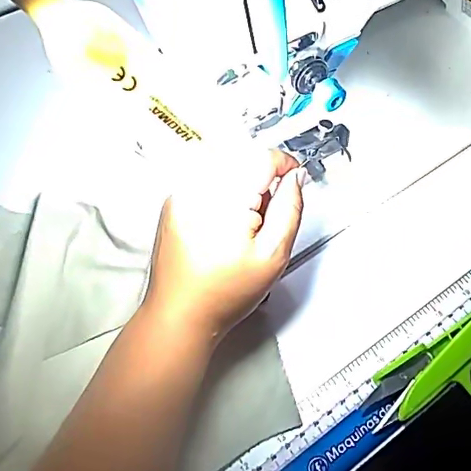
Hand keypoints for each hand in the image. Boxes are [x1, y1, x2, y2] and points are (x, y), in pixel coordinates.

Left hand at [140, 148, 305, 337]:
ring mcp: (181, 193)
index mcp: (224, 200)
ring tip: (246, 222)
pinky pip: (210, 178)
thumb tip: (296, 178)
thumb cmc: (221, 294)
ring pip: (228, 164)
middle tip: (267, 215)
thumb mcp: (273, 254)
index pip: (263, 156)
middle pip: (245, 157)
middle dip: (264, 178)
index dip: (286, 165)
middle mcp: (197, 189)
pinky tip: (227, 223)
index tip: (294, 179)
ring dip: (245, 183)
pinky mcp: (174, 200)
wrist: (180, 314)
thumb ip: (290, 208)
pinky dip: (226, 191)